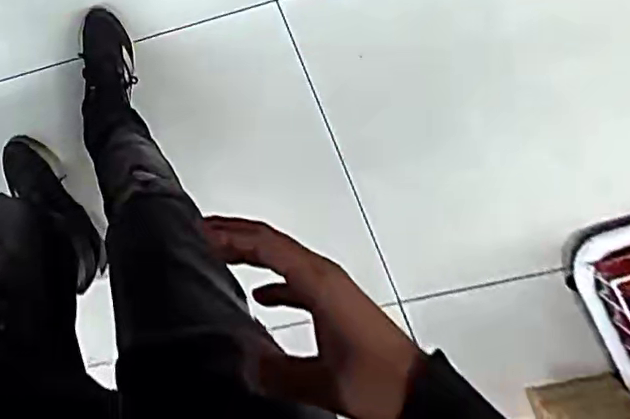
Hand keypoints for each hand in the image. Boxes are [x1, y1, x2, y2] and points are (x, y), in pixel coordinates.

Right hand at [204, 217, 422, 418]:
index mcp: (316, 279)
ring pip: (280, 253)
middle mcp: (323, 274)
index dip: (227, 234)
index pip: (261, 241)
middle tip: (200, 228)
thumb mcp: (326, 382)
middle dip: (232, 231)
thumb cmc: (388, 383)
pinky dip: (270, 275)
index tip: (199, 231)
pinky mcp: (338, 303)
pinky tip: (262, 293)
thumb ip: (278, 372)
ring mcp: (332, 286)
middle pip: (268, 238)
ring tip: (221, 250)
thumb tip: (243, 362)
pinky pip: (294, 275)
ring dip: (249, 248)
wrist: (430, 401)